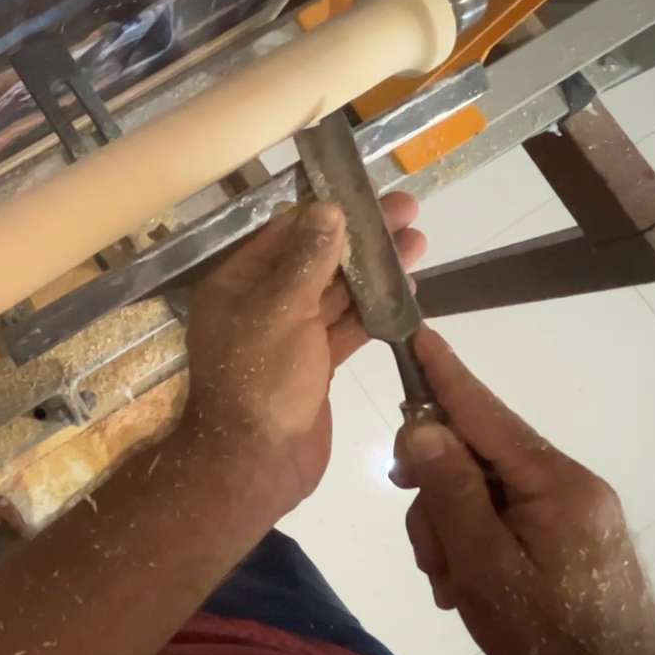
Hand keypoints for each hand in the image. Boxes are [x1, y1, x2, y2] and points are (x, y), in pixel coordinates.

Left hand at [184, 194, 424, 510]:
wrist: (257, 461)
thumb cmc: (261, 379)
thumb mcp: (281, 309)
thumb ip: (308, 260)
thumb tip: (326, 209)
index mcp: (235, 285)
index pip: (282, 236)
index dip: (325, 212)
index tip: (364, 192)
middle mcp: (258, 304)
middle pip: (313, 261)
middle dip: (358, 238)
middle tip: (407, 210)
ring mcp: (286, 336)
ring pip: (333, 294)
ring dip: (372, 272)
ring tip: (418, 242)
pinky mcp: (311, 364)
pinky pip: (344, 328)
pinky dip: (372, 312)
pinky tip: (406, 293)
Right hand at [394, 328, 654, 654]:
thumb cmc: (549, 632)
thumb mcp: (484, 561)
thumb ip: (448, 487)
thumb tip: (420, 426)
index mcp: (553, 480)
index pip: (484, 411)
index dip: (444, 372)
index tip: (417, 332)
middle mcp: (563, 482)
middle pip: (470, 454)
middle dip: (434, 492)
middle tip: (427, 547)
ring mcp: (564, 509)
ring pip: (475, 487)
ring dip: (447, 527)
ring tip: (451, 581)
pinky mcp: (561, 534)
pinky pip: (495, 513)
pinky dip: (468, 540)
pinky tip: (465, 583)